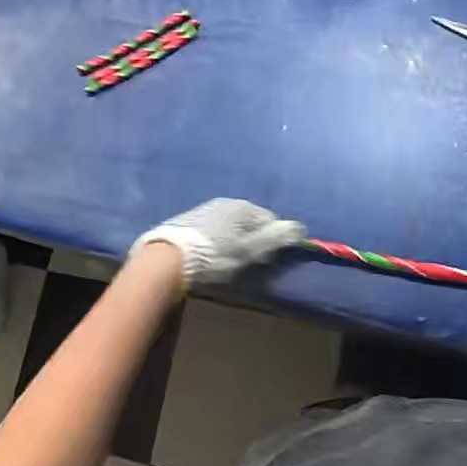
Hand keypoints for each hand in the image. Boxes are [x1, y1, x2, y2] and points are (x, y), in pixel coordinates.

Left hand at [133, 199, 307, 286]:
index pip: (270, 220)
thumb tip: (300, 227)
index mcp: (242, 206)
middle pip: (248, 222)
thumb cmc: (214, 256)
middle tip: (246, 263)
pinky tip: (207, 257)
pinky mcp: (184, 222)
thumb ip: (276, 238)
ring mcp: (201, 210)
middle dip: (251, 239)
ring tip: (225, 262)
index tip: (265, 259)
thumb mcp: (250, 251)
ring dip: (231, 241)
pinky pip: (210, 231)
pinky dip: (213, 242)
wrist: (166, 259)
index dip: (272, 240)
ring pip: (228, 226)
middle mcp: (222, 202)